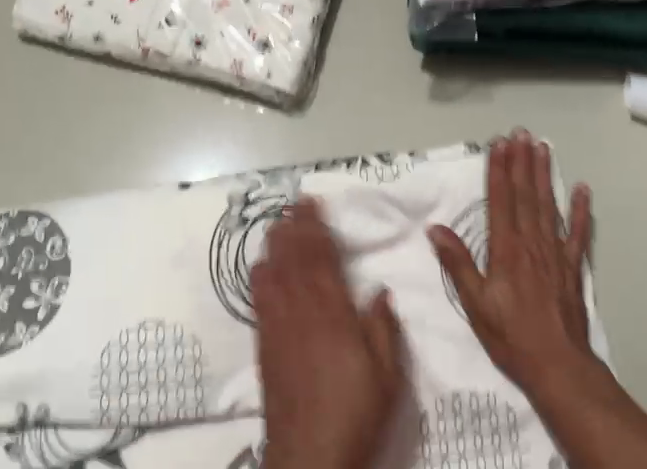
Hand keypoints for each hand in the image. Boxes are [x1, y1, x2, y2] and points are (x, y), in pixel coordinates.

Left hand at [255, 197, 406, 468]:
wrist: (309, 457)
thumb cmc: (355, 413)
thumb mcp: (387, 374)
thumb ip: (382, 329)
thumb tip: (378, 291)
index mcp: (333, 314)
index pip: (321, 259)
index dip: (315, 229)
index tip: (312, 204)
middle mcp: (301, 313)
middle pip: (294, 260)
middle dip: (294, 229)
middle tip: (292, 204)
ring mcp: (278, 329)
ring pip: (274, 275)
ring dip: (275, 246)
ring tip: (276, 224)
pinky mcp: (265, 349)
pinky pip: (259, 302)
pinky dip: (259, 278)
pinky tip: (259, 268)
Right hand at [429, 130, 595, 399]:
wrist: (559, 366)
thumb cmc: (511, 336)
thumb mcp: (475, 304)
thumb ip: (457, 264)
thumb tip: (435, 228)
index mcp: (505, 249)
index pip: (500, 200)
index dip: (499, 170)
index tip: (499, 143)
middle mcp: (531, 243)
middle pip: (525, 195)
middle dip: (521, 162)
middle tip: (521, 132)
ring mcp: (555, 253)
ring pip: (549, 205)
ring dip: (544, 175)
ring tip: (543, 146)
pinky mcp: (572, 268)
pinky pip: (579, 234)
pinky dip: (581, 210)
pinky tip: (582, 190)